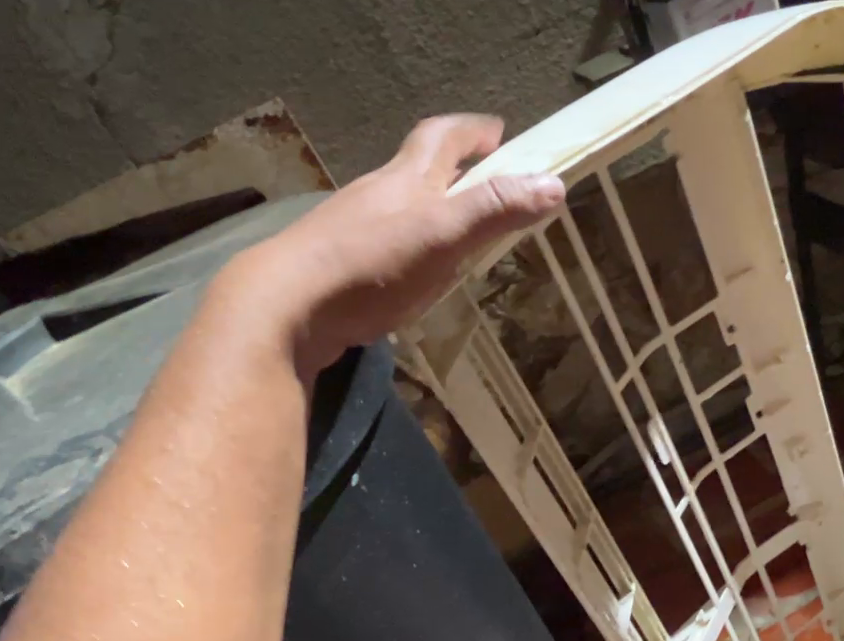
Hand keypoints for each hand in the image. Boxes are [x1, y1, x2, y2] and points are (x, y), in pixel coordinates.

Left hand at [230, 114, 566, 376]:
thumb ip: (495, 210)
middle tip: (485, 180)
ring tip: (459, 230)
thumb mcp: (443, 235)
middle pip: (419, 168)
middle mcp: (379, 195)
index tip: (501, 134)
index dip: (472, 131)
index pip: (441, 138)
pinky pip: (385, 247)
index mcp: (406, 179)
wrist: (289, 306)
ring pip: (400, 208)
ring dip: (432, 209)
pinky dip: (411, 249)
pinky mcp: (343, 267)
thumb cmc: (371, 265)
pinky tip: (416, 275)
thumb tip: (555, 184)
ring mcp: (356, 230)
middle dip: (454, 168)